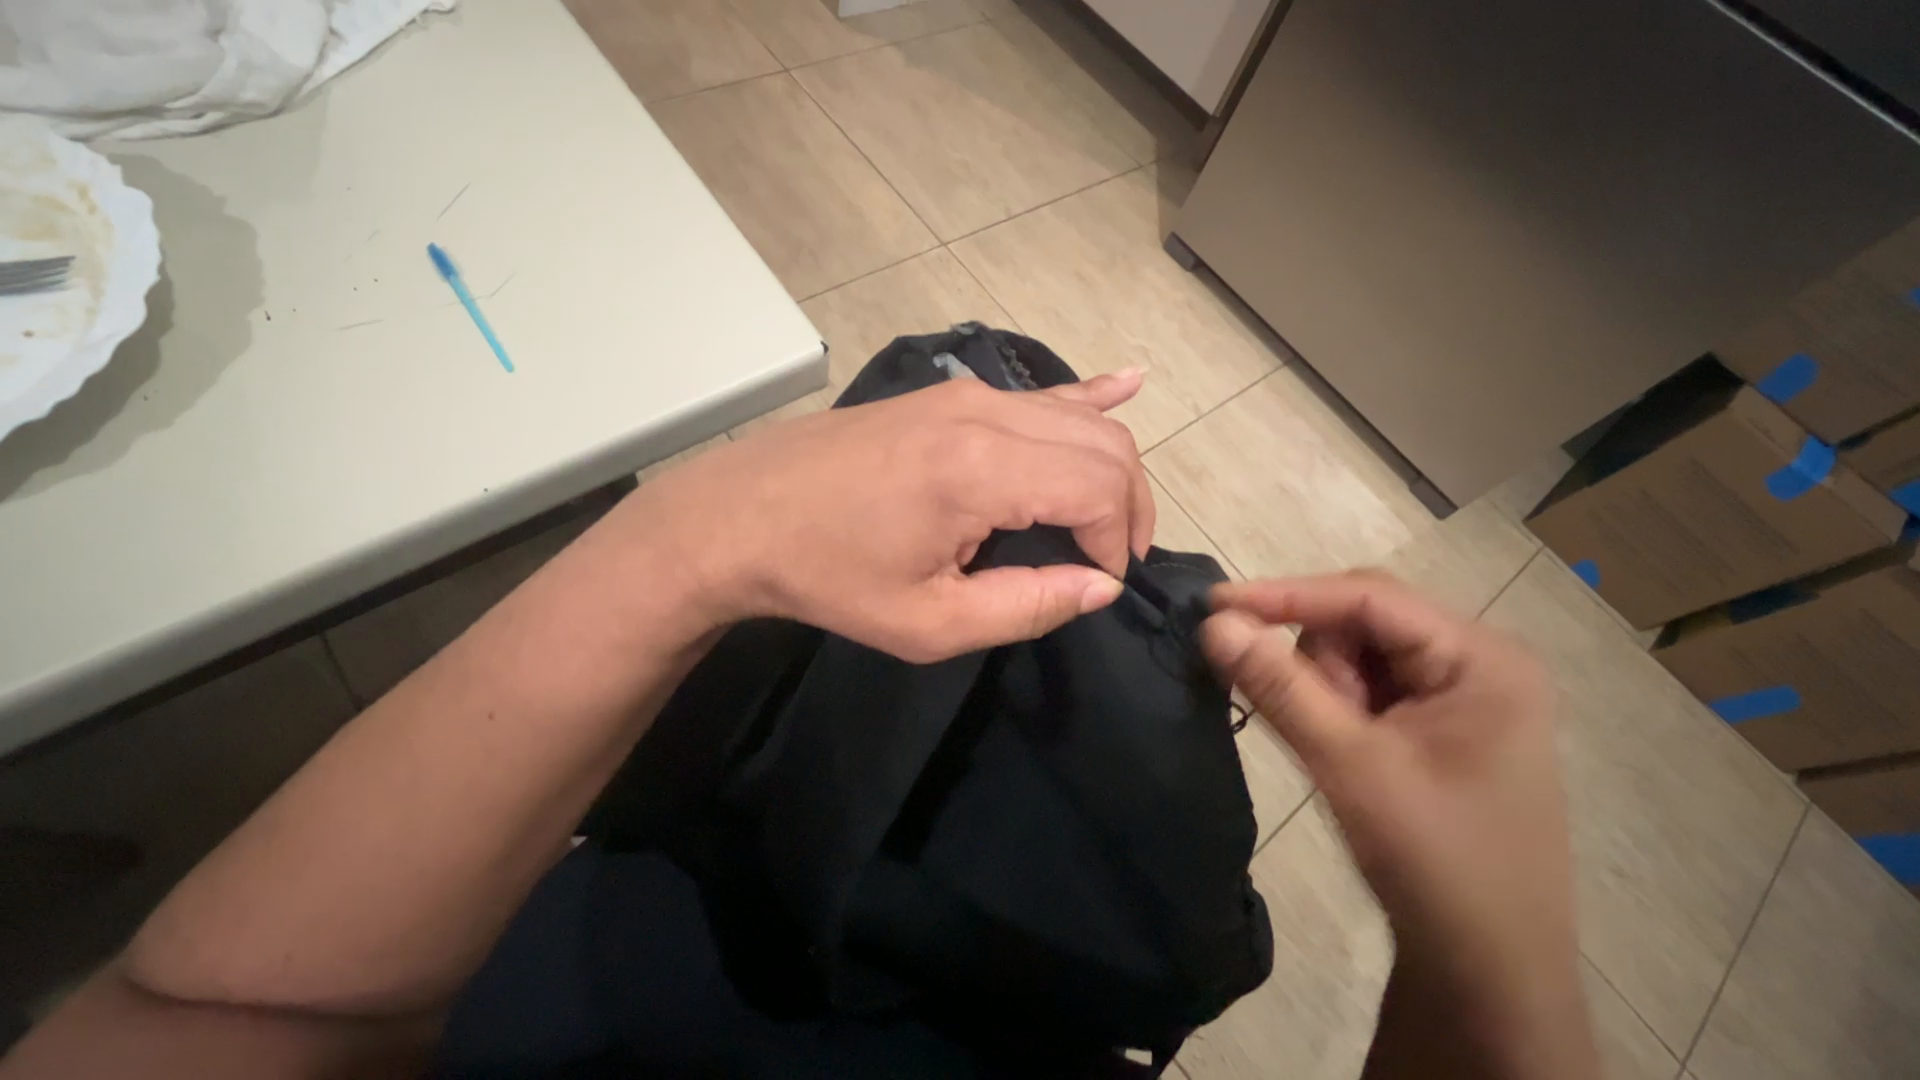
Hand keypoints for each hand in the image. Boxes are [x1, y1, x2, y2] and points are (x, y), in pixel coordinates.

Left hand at [619, 371, 1154, 662]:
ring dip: (1110, 468)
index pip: (1100, 489)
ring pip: (1078, 417)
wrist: (741, 516)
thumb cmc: (829, 577)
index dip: (1116, 544)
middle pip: (1104, 445)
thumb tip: (1100, 586)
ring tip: (1107, 523)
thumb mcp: (928, 622)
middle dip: (1127, 506)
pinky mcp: (949, 395)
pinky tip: (1129, 384)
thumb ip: (1027, 605)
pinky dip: (1089, 397)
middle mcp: (984, 415)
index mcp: (980, 470)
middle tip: (1112, 560)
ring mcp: (966, 395)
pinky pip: (1038, 392)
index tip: (1096, 586)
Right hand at [1200, 572, 1576, 990]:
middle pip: (1365, 623)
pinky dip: (1338, 712)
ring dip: (1326, 692)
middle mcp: (1479, 663)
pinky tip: (1342, 753)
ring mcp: (1464, 697)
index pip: (1369, 596)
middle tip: (1307, 723)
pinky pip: (1371, 692)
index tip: (1210, 604)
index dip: (1285, 595)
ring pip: (1361, 658)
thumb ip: (1279, 686)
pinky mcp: (1442, 729)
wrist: (1489, 973)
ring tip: (1338, 755)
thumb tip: (1212, 623)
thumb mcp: (1350, 765)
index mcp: (1482, 659)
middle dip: (1317, 662)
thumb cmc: (1435, 862)